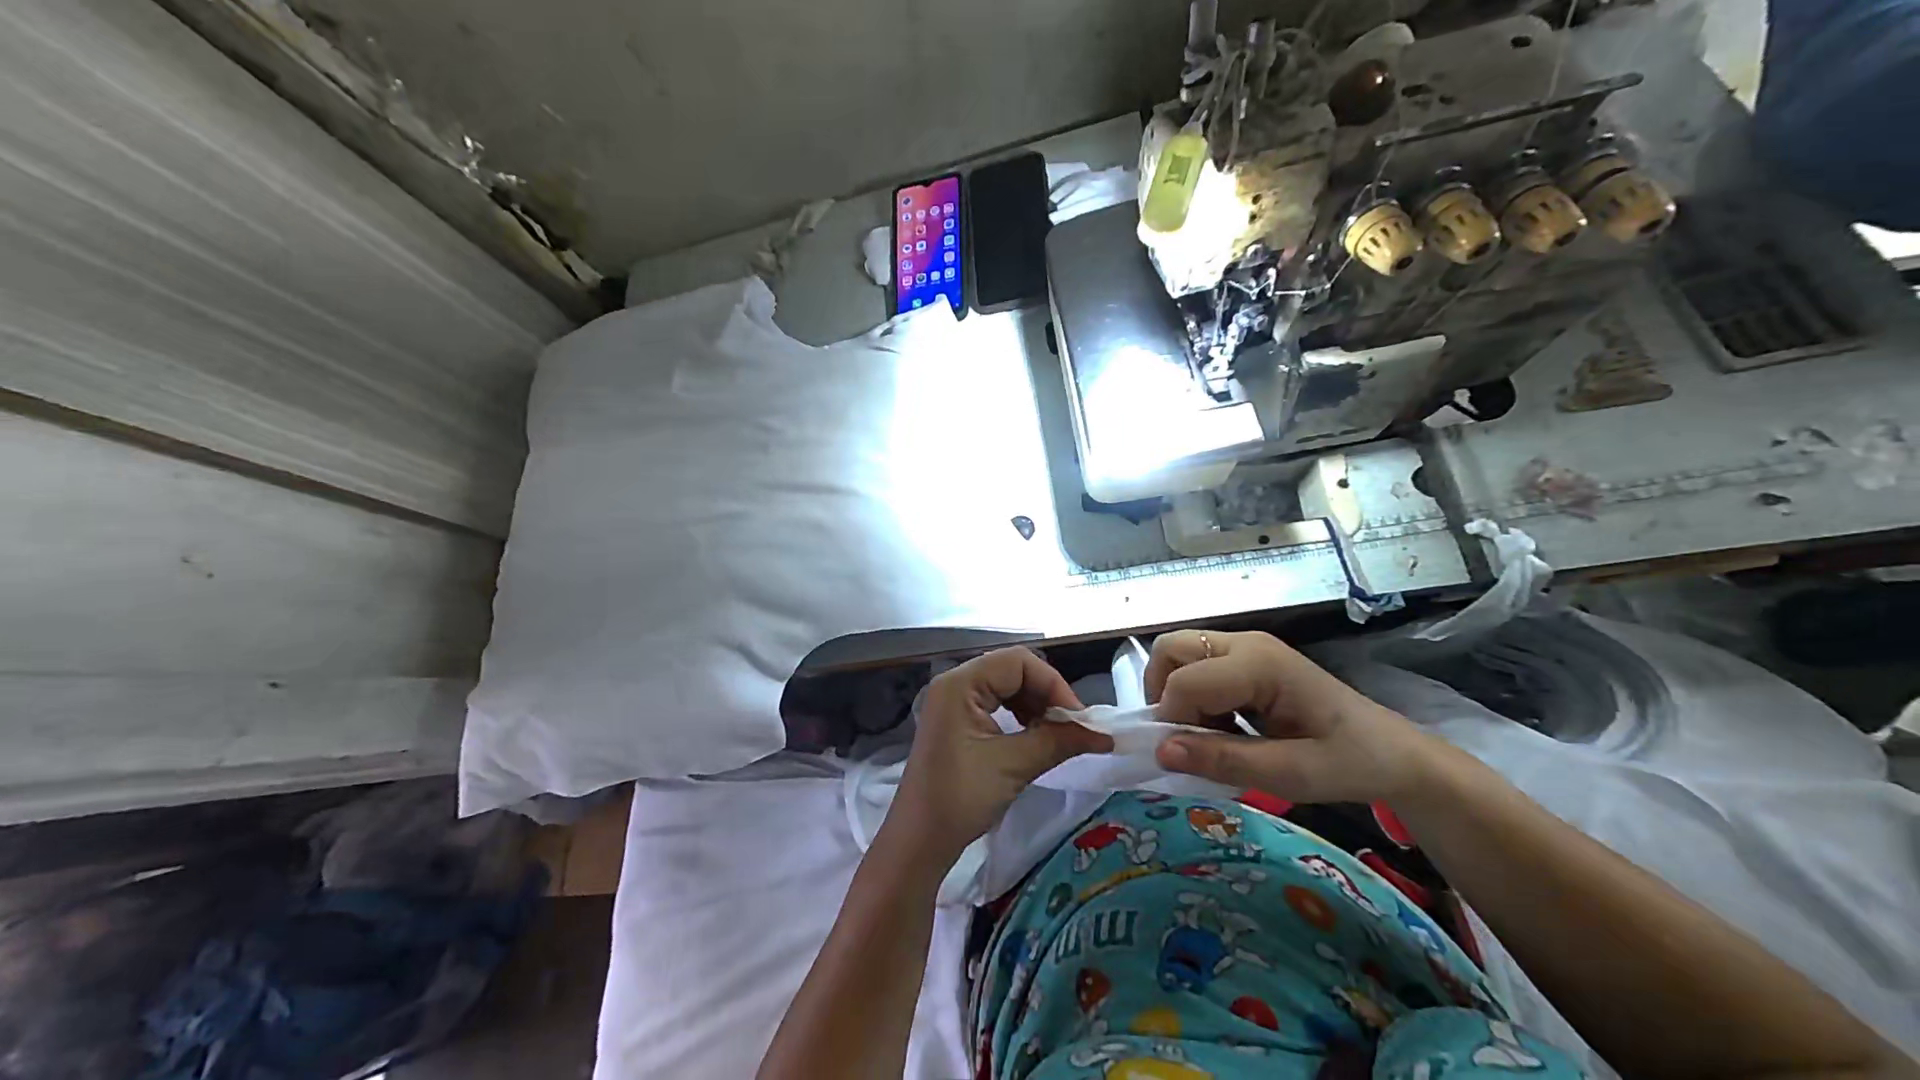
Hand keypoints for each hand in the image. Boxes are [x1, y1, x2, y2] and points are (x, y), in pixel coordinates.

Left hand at [891, 648, 1113, 859]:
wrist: (919, 840)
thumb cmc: (961, 798)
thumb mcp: (1014, 766)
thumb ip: (1059, 741)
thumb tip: (1104, 735)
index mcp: (960, 684)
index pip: (1018, 662)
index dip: (1054, 684)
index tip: (1079, 719)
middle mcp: (955, 684)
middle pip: (1013, 670)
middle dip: (1047, 695)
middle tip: (1072, 727)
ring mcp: (953, 702)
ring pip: (1007, 687)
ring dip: (1036, 706)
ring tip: (1056, 734)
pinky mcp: (957, 722)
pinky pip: (996, 705)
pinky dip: (1021, 717)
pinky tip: (1034, 738)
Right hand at [1146, 629, 1442, 804]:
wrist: (1394, 756)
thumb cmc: (1349, 762)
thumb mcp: (1290, 774)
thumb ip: (1223, 760)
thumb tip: (1160, 751)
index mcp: (1259, 663)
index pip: (1184, 682)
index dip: (1172, 721)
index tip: (1185, 759)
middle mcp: (1245, 644)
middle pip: (1171, 651)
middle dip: (1163, 694)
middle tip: (1184, 738)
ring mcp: (1245, 649)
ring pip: (1179, 658)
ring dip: (1179, 699)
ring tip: (1210, 738)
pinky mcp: (1246, 661)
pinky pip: (1197, 670)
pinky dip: (1194, 701)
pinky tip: (1225, 730)